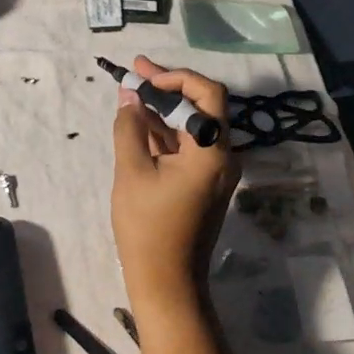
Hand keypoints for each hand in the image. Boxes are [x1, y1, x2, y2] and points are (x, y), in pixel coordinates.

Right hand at [110, 56, 238, 311]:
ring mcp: (216, 172)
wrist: (167, 283)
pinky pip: (188, 147)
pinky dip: (166, 132)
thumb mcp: (132, 172)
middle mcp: (223, 156)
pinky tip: (139, 122)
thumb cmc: (148, 228)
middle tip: (136, 70)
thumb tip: (130, 96)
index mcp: (213, 151)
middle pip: (201, 107)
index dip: (178, 78)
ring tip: (131, 91)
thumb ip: (130, 128)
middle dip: (167, 87)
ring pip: (193, 127)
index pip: (208, 94)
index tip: (146, 76)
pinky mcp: (204, 184)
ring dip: (164, 109)